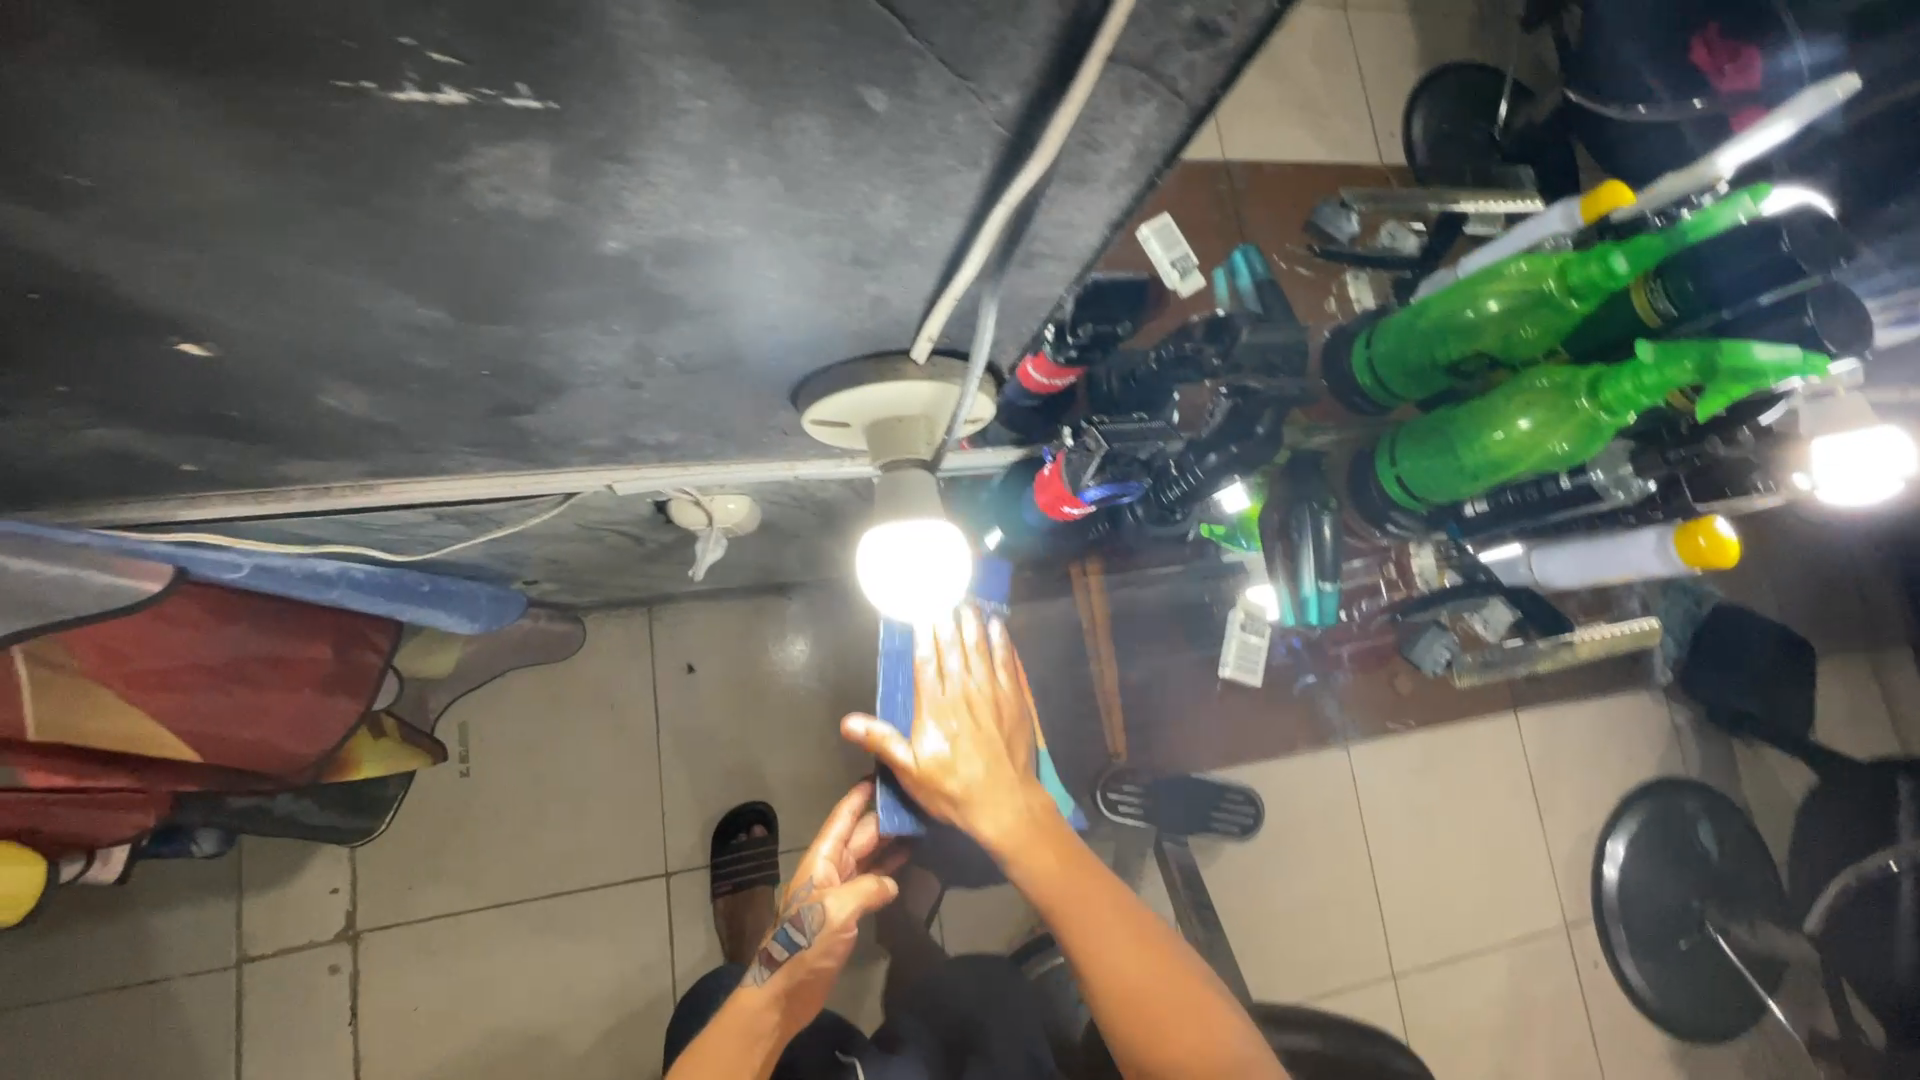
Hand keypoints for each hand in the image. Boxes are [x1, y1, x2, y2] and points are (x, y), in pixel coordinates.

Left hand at [742, 781, 900, 1036]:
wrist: (783, 993)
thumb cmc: (803, 945)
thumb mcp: (837, 911)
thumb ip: (868, 889)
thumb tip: (891, 885)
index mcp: (821, 860)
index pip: (843, 818)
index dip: (860, 796)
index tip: (881, 774)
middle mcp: (830, 869)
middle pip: (860, 835)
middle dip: (884, 818)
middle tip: (917, 801)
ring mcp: (838, 892)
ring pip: (868, 857)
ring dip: (891, 843)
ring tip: (920, 826)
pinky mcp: (847, 914)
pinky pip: (871, 883)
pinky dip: (889, 872)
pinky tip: (909, 864)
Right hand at [840, 606, 1048, 850]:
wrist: (1005, 804)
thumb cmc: (952, 790)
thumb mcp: (910, 772)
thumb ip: (882, 741)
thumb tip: (847, 723)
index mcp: (934, 707)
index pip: (926, 660)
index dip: (922, 633)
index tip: (920, 611)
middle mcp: (961, 691)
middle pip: (952, 647)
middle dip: (946, 619)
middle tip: (943, 594)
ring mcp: (990, 692)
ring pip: (979, 647)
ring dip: (971, 622)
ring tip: (966, 600)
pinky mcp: (1013, 699)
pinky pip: (1006, 661)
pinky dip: (1001, 640)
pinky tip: (997, 624)